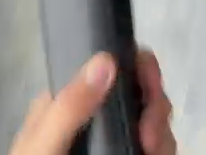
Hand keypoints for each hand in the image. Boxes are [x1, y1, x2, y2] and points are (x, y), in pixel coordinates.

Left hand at [9, 49, 177, 154]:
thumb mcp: (42, 146)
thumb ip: (69, 107)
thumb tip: (106, 59)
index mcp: (68, 102)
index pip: (109, 65)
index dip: (137, 67)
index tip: (152, 83)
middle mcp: (94, 116)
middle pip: (139, 90)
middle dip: (154, 106)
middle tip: (151, 136)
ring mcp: (110, 141)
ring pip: (152, 118)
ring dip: (161, 131)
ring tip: (154, 152)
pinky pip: (157, 144)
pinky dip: (163, 148)